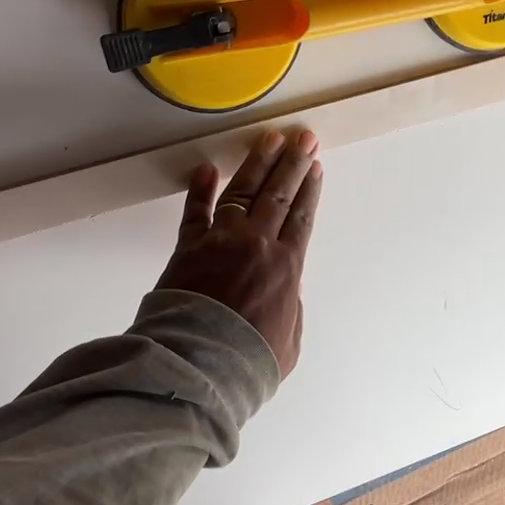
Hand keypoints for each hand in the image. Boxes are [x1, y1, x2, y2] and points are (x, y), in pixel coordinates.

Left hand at [157, 130, 321, 377]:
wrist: (199, 366)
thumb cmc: (248, 361)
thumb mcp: (290, 342)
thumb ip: (291, 309)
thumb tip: (286, 289)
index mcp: (286, 266)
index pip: (301, 216)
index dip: (309, 189)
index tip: (315, 167)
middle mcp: (256, 244)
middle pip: (278, 194)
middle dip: (293, 163)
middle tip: (303, 138)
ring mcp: (220, 241)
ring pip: (242, 192)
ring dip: (257, 163)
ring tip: (269, 140)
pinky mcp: (188, 248)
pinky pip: (195, 211)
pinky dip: (200, 189)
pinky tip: (207, 169)